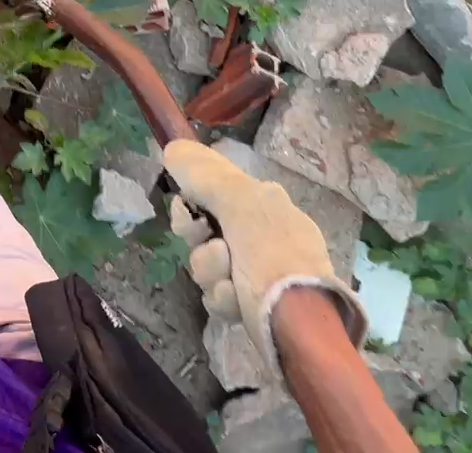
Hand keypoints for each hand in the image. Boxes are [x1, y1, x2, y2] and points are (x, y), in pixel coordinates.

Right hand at [163, 141, 365, 376]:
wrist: (298, 323)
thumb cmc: (274, 253)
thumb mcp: (240, 201)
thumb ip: (205, 173)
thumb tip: (173, 148)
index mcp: (265, 206)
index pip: (211, 190)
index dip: (192, 200)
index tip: (187, 205)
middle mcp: (260, 236)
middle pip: (200, 228)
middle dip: (198, 239)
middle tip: (214, 246)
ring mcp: (255, 273)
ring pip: (204, 262)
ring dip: (210, 270)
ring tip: (232, 281)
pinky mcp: (249, 307)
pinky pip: (214, 294)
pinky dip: (222, 297)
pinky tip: (237, 301)